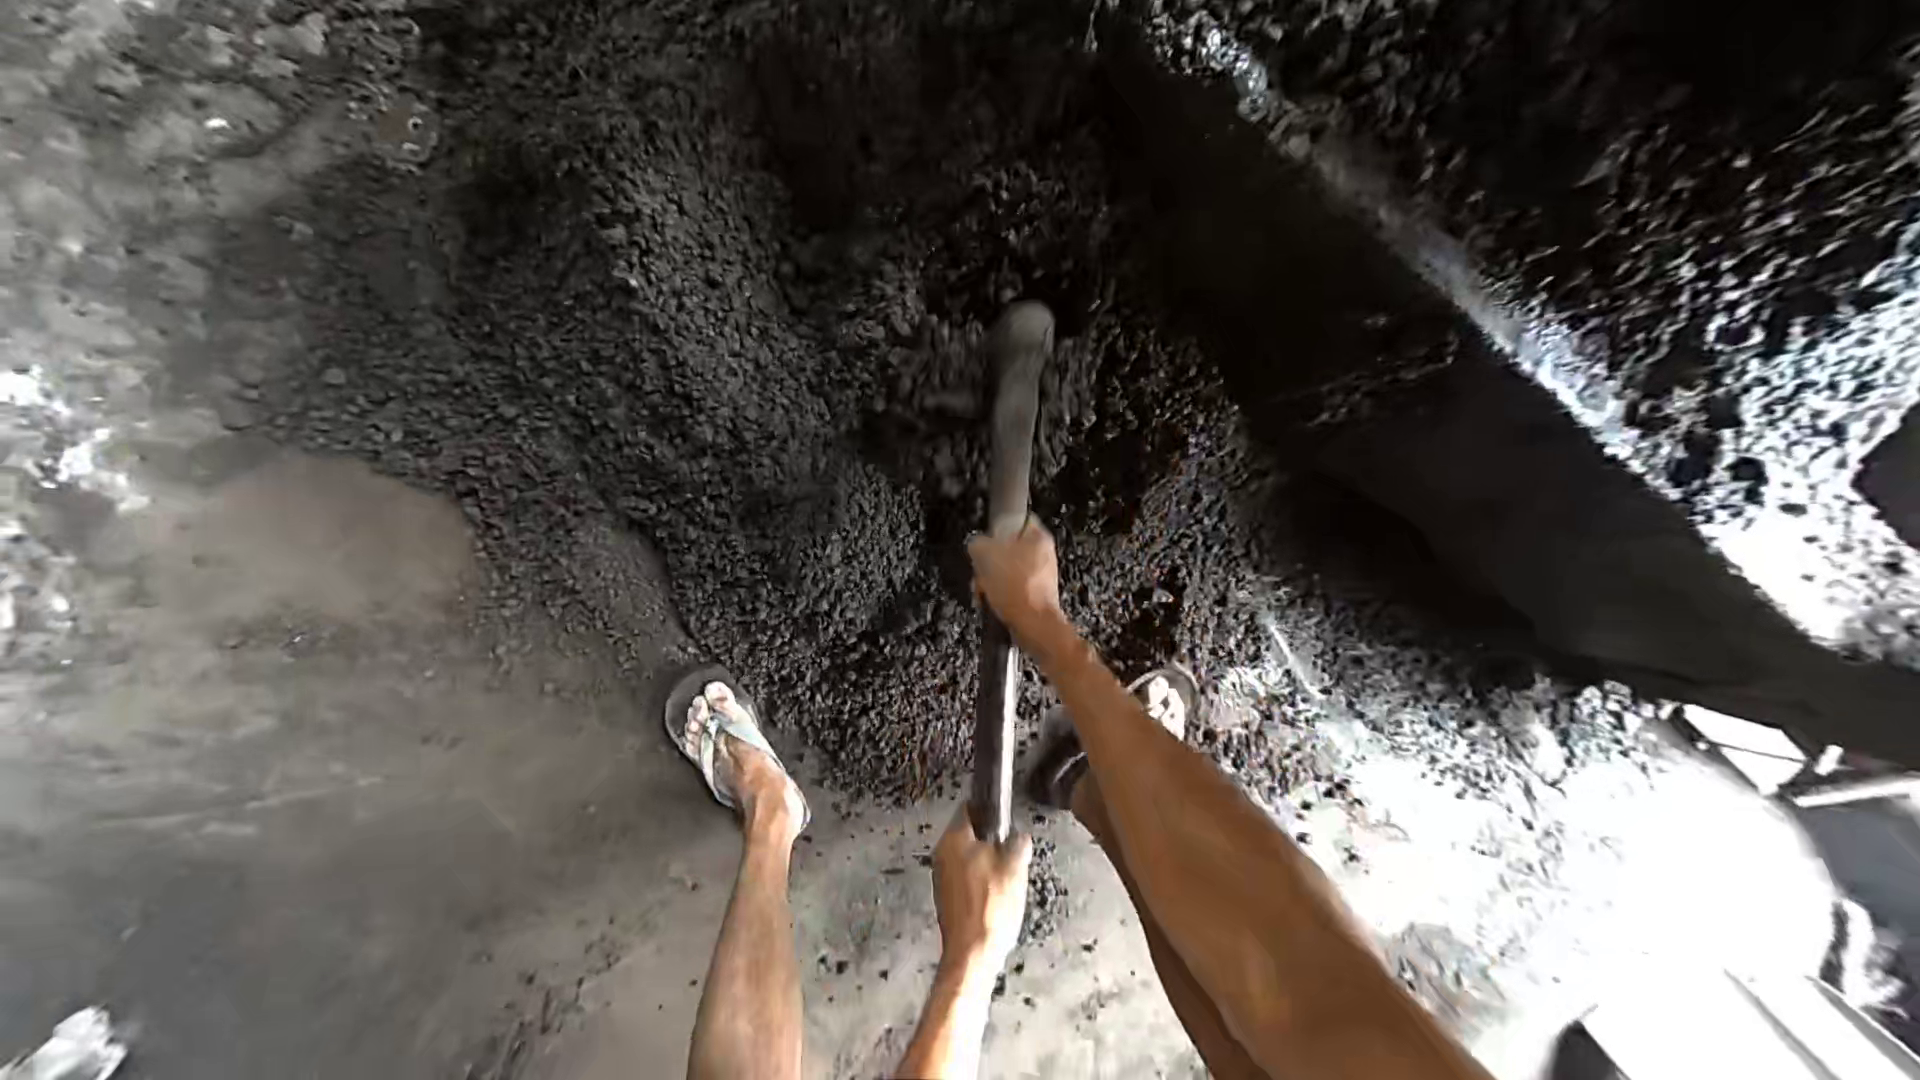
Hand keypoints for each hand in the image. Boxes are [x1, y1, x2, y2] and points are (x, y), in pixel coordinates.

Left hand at [932, 804, 1032, 972]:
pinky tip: (994, 897)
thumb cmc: (990, 908)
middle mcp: (941, 854)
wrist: (972, 954)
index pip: (968, 807)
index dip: (988, 808)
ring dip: (985, 862)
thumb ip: (1018, 844)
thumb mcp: (1015, 867)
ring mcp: (940, 877)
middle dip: (990, 840)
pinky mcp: (945, 898)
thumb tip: (1020, 838)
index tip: (1002, 814)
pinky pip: (964, 878)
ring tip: (1005, 879)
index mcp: (953, 838)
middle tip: (1010, 852)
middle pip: (968, 834)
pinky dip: (978, 881)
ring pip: (967, 857)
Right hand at [966, 516, 1066, 645]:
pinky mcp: (1036, 596)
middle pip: (1007, 548)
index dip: (996, 528)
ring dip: (990, 580)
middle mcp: (1044, 555)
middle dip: (989, 561)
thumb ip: (977, 542)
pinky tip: (992, 602)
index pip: (1016, 519)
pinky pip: (1011, 589)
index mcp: (1038, 537)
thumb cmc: (1016, 587)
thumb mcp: (985, 554)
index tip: (986, 539)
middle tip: (982, 570)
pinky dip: (999, 595)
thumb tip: (976, 545)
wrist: (1033, 624)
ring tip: (985, 590)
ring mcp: (1041, 577)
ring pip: (1006, 571)